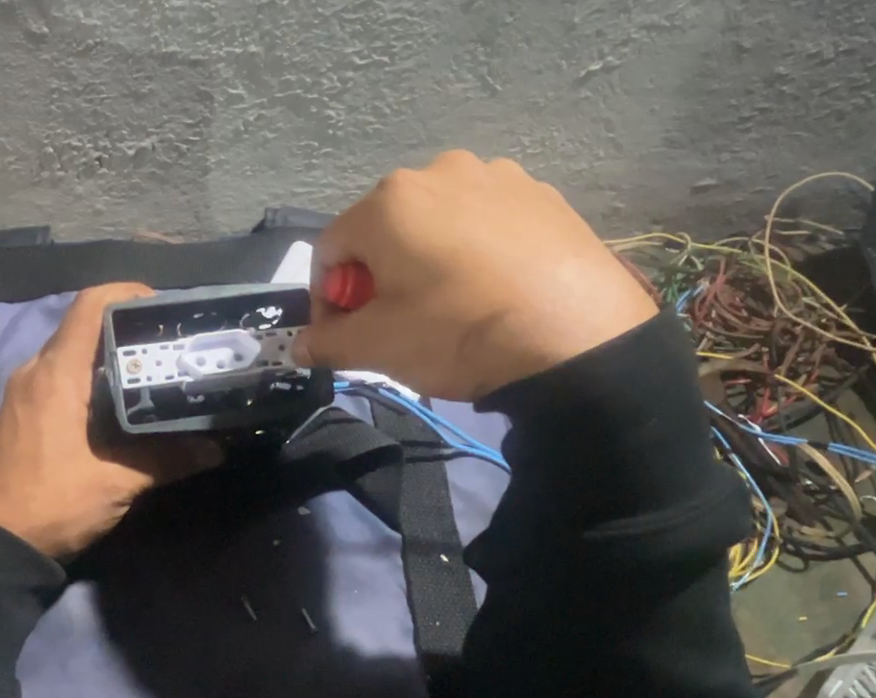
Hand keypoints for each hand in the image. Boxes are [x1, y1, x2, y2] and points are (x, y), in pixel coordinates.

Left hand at [0, 283, 220, 559]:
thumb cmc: (54, 504)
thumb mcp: (117, 483)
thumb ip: (167, 459)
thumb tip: (215, 448)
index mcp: (56, 374)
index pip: (90, 305)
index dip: (129, 295)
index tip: (165, 311)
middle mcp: (35, 371)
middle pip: (83, 327)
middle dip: (127, 331)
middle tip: (170, 348)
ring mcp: (23, 393)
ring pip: (70, 355)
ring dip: (107, 358)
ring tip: (151, 377)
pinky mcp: (20, 414)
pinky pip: (58, 379)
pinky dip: (88, 381)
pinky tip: (117, 409)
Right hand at [292, 150, 658, 401]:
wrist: (575, 336)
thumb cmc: (455, 334)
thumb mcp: (378, 347)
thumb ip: (327, 343)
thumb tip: (300, 346)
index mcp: (387, 201)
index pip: (329, 250)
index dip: (325, 299)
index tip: (341, 336)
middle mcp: (438, 171)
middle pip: (381, 231)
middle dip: (375, 278)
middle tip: (392, 324)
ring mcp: (495, 175)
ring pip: (433, 224)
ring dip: (422, 262)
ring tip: (444, 306)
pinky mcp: (540, 193)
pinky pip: (482, 222)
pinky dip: (470, 253)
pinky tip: (488, 290)